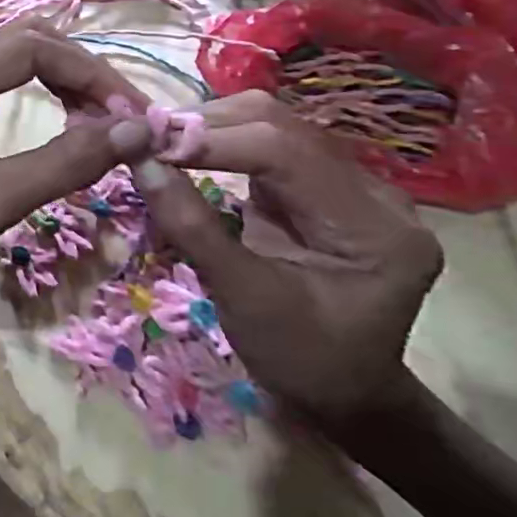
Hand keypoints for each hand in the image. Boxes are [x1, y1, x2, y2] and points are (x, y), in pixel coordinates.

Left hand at [0, 24, 155, 293]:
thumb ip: (67, 162)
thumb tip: (137, 131)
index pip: (34, 48)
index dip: (91, 74)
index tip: (134, 114)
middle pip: (28, 40)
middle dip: (83, 71)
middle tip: (125, 116)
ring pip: (17, 52)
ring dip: (65, 77)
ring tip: (102, 120)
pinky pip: (2, 73)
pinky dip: (42, 86)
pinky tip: (65, 116)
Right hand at [134, 91, 443, 425]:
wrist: (343, 393)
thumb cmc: (300, 358)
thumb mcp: (243, 298)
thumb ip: (192, 226)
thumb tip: (140, 159)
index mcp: (375, 228)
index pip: (286, 152)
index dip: (213, 140)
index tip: (151, 146)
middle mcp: (376, 193)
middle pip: (281, 125)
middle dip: (208, 125)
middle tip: (148, 139)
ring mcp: (352, 184)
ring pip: (272, 123)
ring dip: (211, 127)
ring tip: (162, 143)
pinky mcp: (323, 183)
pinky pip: (268, 142)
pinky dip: (222, 140)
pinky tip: (189, 151)